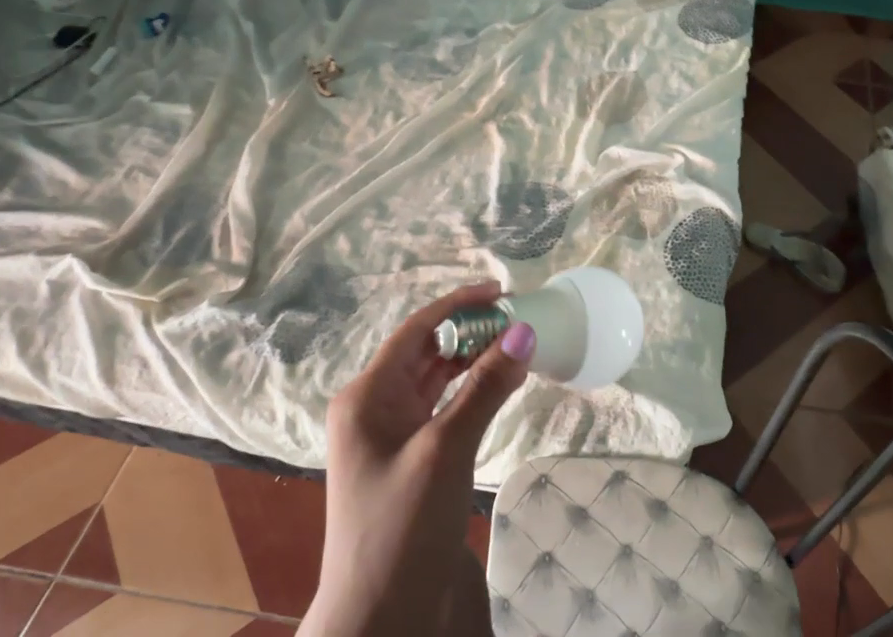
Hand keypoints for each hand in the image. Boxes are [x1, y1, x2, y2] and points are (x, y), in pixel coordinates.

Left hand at [299, 282, 536, 636]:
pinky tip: (504, 388)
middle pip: (428, 353)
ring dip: (476, 362)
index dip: (459, 305)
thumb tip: (525, 331)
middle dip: (472, 332)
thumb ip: (485, 387)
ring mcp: (394, 439)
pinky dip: (474, 394)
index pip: (417, 331)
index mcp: (367, 396)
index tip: (503, 289)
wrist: (384, 617)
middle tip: (522, 320)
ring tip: (520, 346)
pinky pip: (446, 411)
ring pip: (439, 382)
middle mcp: (375, 410)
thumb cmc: (402, 525)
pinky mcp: (414, 465)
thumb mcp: (446, 449)